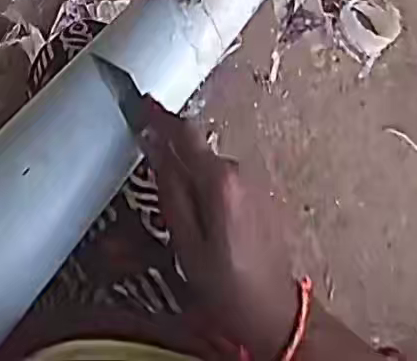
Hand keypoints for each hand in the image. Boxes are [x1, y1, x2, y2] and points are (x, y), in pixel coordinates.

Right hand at [140, 96, 299, 360]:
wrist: (275, 315)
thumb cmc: (225, 284)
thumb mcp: (184, 239)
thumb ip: (168, 186)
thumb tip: (153, 144)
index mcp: (218, 178)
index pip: (183, 132)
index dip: (158, 114)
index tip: (141, 101)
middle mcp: (237, 170)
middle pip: (194, 147)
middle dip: (170, 149)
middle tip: (148, 162)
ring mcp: (250, 180)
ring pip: (206, 162)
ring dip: (188, 170)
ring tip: (175, 204)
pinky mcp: (256, 191)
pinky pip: (220, 175)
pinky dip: (204, 181)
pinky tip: (199, 211)